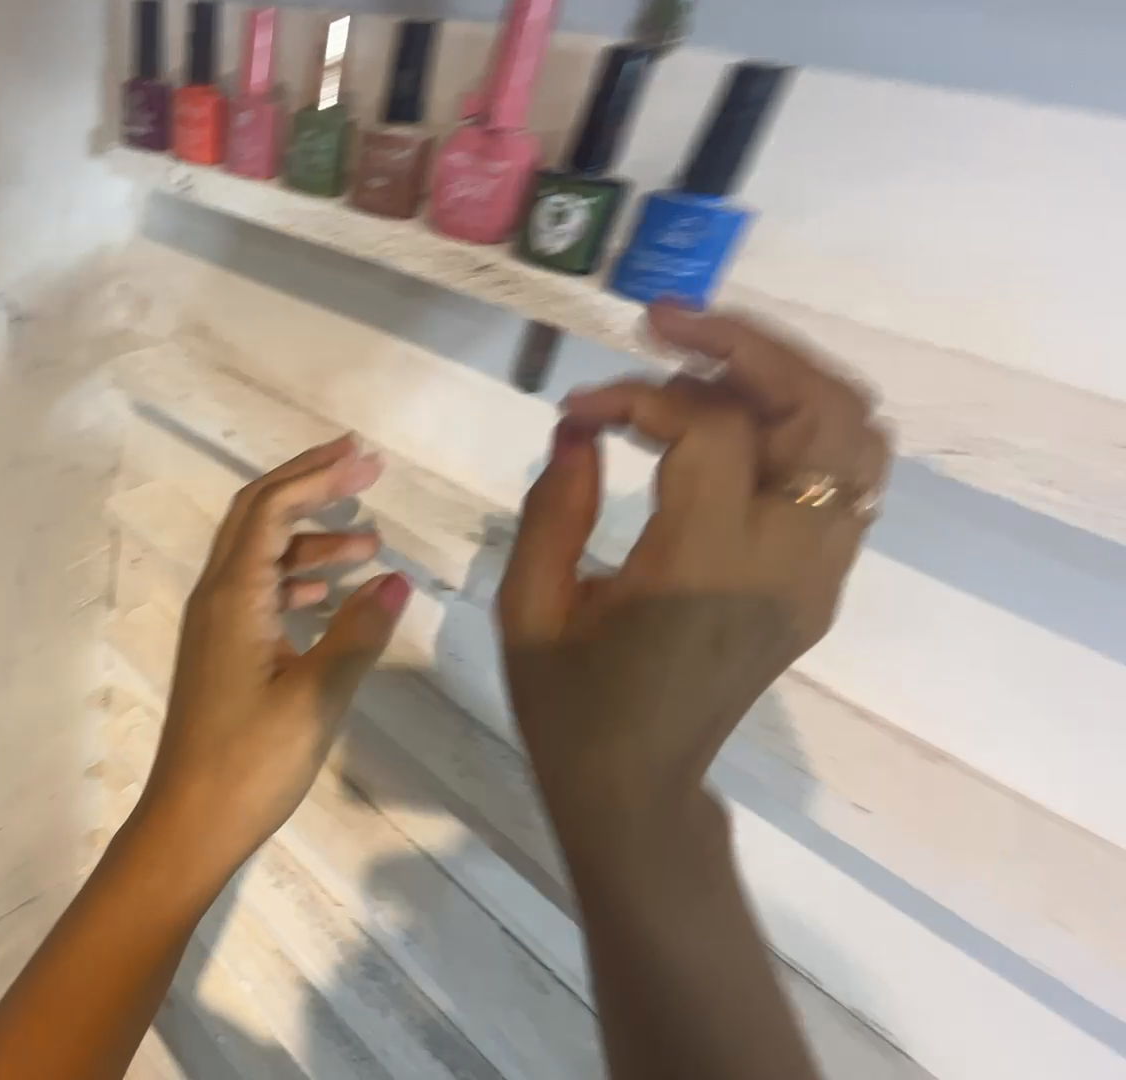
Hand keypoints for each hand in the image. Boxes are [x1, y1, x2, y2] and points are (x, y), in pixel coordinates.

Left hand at [141, 435, 410, 878]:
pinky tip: (330, 594)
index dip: (317, 475)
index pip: (271, 509)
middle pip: (256, 515)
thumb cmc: (253, 760)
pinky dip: (295, 579)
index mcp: (234, 595)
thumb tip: (395, 579)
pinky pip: (258, 591)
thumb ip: (358, 631)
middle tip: (362, 467)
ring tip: (369, 544)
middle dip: (307, 484)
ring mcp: (213, 622)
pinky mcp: (220, 648)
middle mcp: (216, 595)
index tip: (365, 458)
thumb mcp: (318, 694)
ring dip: (310, 539)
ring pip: (260, 555)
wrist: (191, 819)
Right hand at [497, 305, 891, 846]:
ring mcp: (819, 574)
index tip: (576, 410)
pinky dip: (798, 422)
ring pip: (854, 433)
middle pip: (819, 408)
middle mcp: (785, 561)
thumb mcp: (527, 607)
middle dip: (743, 345)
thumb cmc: (565, 702)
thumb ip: (553, 508)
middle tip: (664, 323)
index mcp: (702, 568)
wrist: (633, 783)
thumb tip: (579, 431)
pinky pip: (845, 476)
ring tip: (701, 358)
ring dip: (782, 376)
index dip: (639, 396)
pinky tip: (729, 420)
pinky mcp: (820, 584)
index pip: (709, 431)